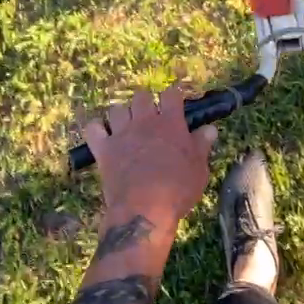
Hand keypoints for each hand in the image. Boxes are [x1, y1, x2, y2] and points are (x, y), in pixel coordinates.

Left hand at [83, 86, 217, 227]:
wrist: (145, 210)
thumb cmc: (178, 189)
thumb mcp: (198, 169)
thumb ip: (202, 145)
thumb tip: (210, 128)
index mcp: (170, 122)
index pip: (171, 94)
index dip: (173, 96)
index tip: (175, 104)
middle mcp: (145, 121)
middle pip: (141, 96)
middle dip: (145, 103)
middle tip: (150, 118)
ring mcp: (122, 133)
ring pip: (117, 109)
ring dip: (122, 115)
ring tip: (127, 127)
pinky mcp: (104, 149)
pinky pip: (93, 129)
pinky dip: (96, 129)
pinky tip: (102, 136)